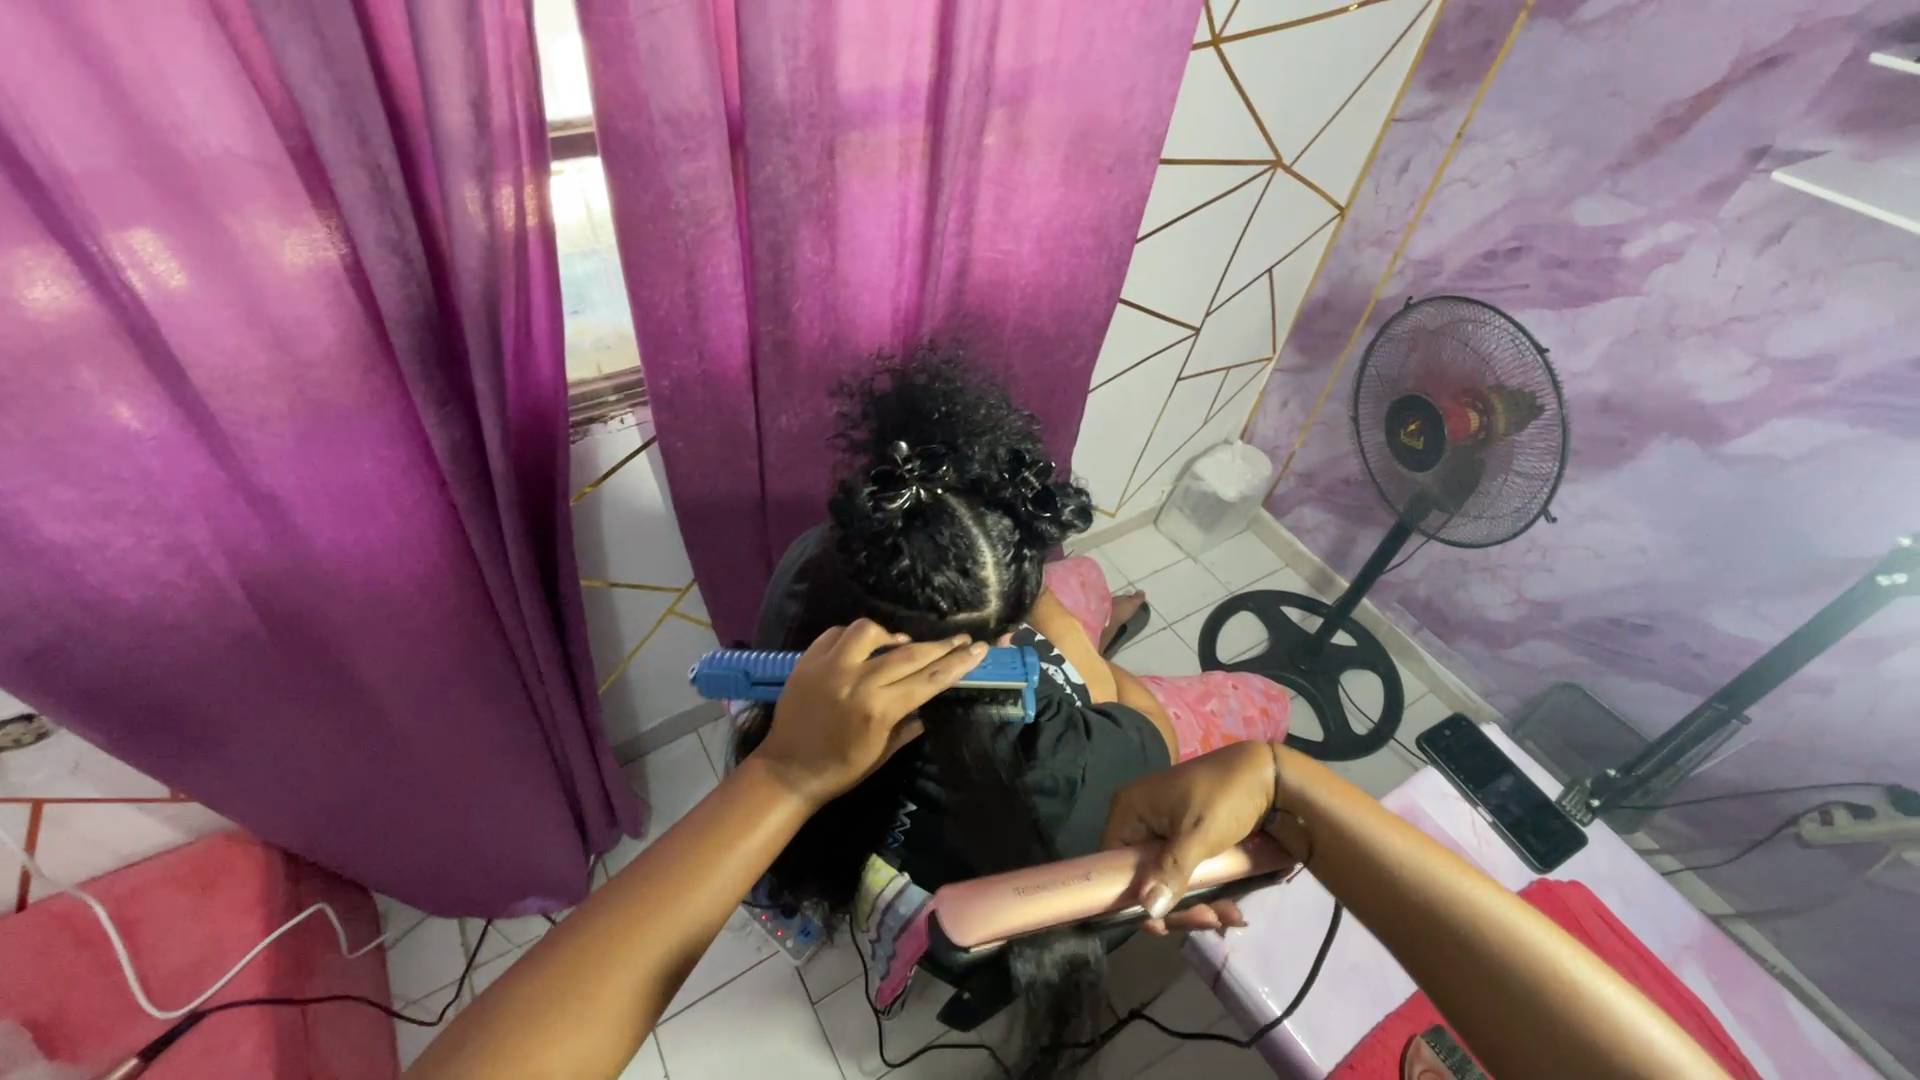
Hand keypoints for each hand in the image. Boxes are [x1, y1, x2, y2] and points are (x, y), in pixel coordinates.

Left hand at [752, 619, 985, 808]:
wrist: (787, 770)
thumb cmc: (840, 770)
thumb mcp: (882, 753)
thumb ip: (910, 723)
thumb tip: (933, 699)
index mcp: (878, 710)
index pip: (928, 679)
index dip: (957, 663)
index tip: (977, 649)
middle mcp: (856, 682)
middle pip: (909, 654)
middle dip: (940, 645)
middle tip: (961, 638)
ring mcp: (829, 667)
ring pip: (869, 632)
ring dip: (892, 636)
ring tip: (902, 646)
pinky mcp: (807, 661)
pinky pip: (836, 633)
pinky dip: (855, 636)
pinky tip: (865, 646)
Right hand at [1101, 740, 1279, 933]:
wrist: (1269, 776)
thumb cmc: (1225, 798)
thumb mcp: (1197, 836)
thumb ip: (1169, 872)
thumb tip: (1147, 912)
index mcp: (1131, 811)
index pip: (1112, 861)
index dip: (1129, 896)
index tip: (1159, 923)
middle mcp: (1142, 821)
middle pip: (1143, 876)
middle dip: (1175, 905)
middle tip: (1208, 920)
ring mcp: (1166, 831)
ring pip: (1168, 879)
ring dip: (1196, 904)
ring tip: (1228, 915)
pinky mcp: (1188, 840)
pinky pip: (1186, 873)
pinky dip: (1206, 893)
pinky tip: (1231, 909)